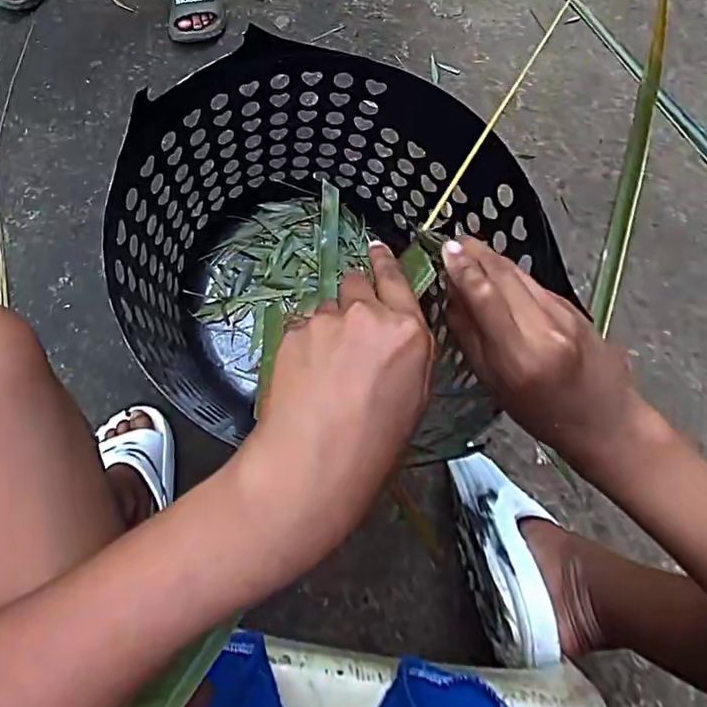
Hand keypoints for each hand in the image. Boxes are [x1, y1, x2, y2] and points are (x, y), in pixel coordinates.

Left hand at [231, 241, 433, 571]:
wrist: (314, 458)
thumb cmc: (375, 442)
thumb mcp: (414, 396)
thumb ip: (407, 353)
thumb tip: (395, 337)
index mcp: (408, 331)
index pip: (396, 280)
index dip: (385, 263)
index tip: (378, 249)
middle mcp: (367, 315)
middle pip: (357, 283)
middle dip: (353, 297)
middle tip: (349, 326)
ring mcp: (326, 320)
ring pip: (326, 307)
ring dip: (327, 324)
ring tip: (324, 365)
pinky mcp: (293, 330)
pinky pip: (301, 326)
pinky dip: (304, 341)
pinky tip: (304, 373)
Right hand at [441, 237, 656, 467]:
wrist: (608, 423)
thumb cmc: (543, 414)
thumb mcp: (493, 383)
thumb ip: (469, 336)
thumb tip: (451, 295)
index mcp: (519, 355)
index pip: (485, 296)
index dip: (463, 268)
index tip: (446, 248)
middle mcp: (545, 329)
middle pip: (504, 275)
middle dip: (476, 253)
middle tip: (453, 242)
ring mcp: (565, 315)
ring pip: (520, 274)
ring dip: (492, 258)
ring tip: (470, 249)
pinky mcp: (575, 309)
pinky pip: (534, 284)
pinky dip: (511, 274)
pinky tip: (497, 273)